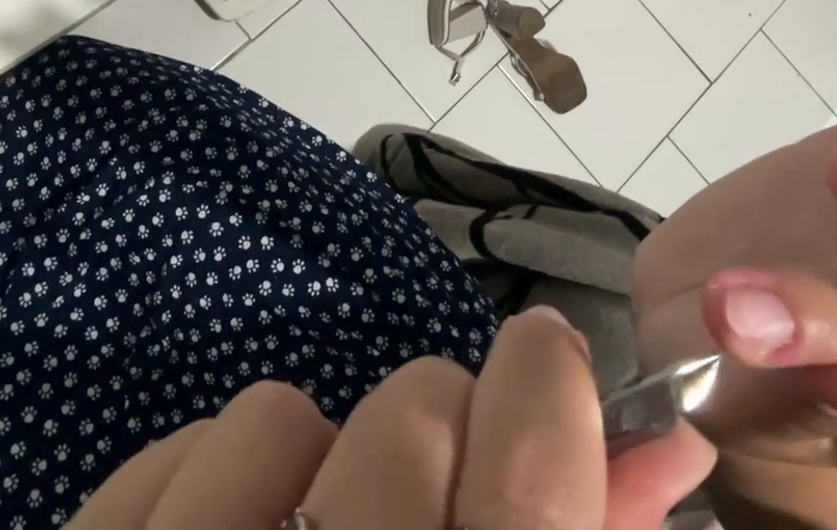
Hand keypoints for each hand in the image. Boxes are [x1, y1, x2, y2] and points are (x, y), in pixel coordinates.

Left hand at [66, 306, 716, 528]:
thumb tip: (656, 444)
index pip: (526, 483)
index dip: (551, 390)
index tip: (551, 352)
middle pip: (409, 414)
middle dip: (441, 423)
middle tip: (435, 484)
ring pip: (282, 415)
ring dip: (322, 456)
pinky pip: (180, 448)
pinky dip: (223, 477)